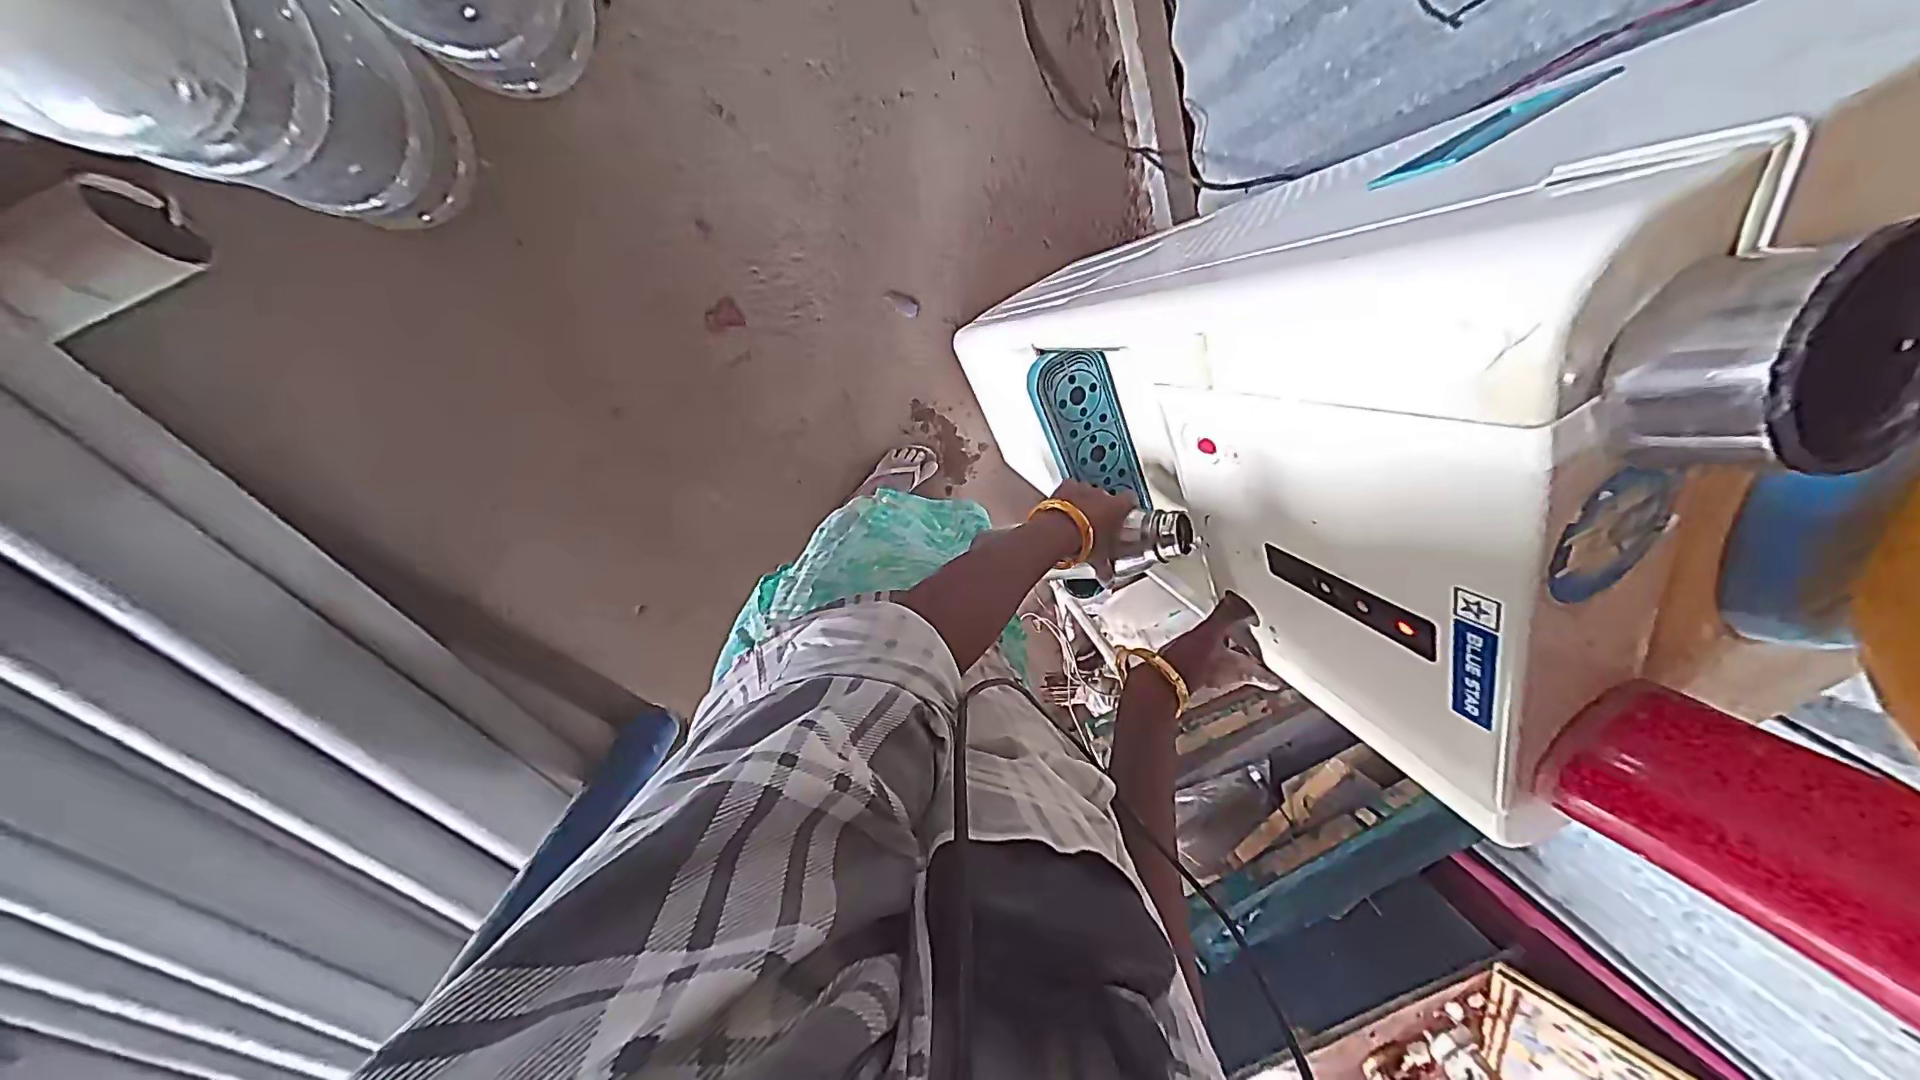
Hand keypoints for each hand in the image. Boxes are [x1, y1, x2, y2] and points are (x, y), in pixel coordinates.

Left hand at [1047, 479, 1136, 566]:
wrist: (1057, 532)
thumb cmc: (1083, 542)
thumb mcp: (1099, 559)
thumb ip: (1106, 568)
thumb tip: (1107, 578)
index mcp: (1118, 507)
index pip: (1131, 500)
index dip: (1128, 506)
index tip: (1125, 513)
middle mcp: (1103, 494)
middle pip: (1108, 497)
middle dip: (1103, 507)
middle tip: (1097, 523)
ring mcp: (1084, 489)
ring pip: (1088, 492)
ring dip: (1085, 502)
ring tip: (1079, 519)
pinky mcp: (1066, 487)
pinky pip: (1070, 488)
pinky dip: (1068, 497)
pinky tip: (1064, 509)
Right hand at [1159, 592, 1279, 694]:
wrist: (1162, 676)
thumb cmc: (1189, 662)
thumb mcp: (1211, 632)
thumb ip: (1226, 615)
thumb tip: (1236, 601)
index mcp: (1241, 669)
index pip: (1266, 676)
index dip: (1276, 674)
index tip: (1286, 674)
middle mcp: (1229, 676)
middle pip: (1249, 668)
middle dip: (1254, 657)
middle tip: (1260, 646)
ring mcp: (1212, 676)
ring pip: (1231, 665)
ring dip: (1234, 654)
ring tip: (1232, 638)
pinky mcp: (1196, 674)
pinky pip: (1212, 662)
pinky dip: (1214, 653)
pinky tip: (1206, 643)